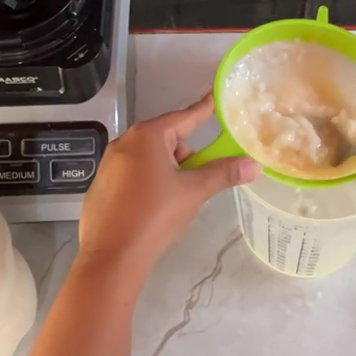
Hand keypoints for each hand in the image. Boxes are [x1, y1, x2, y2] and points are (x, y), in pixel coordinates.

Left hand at [77, 95, 260, 279]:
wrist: (111, 256)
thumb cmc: (155, 215)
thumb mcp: (194, 192)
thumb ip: (223, 173)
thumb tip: (254, 165)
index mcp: (148, 136)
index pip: (183, 117)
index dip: (202, 110)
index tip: (213, 99)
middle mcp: (125, 142)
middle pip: (166, 139)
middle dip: (184, 156)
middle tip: (193, 182)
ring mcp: (109, 164)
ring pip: (149, 158)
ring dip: (166, 171)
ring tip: (172, 200)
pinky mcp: (101, 186)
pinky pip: (132, 174)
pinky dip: (147, 183)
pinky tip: (150, 209)